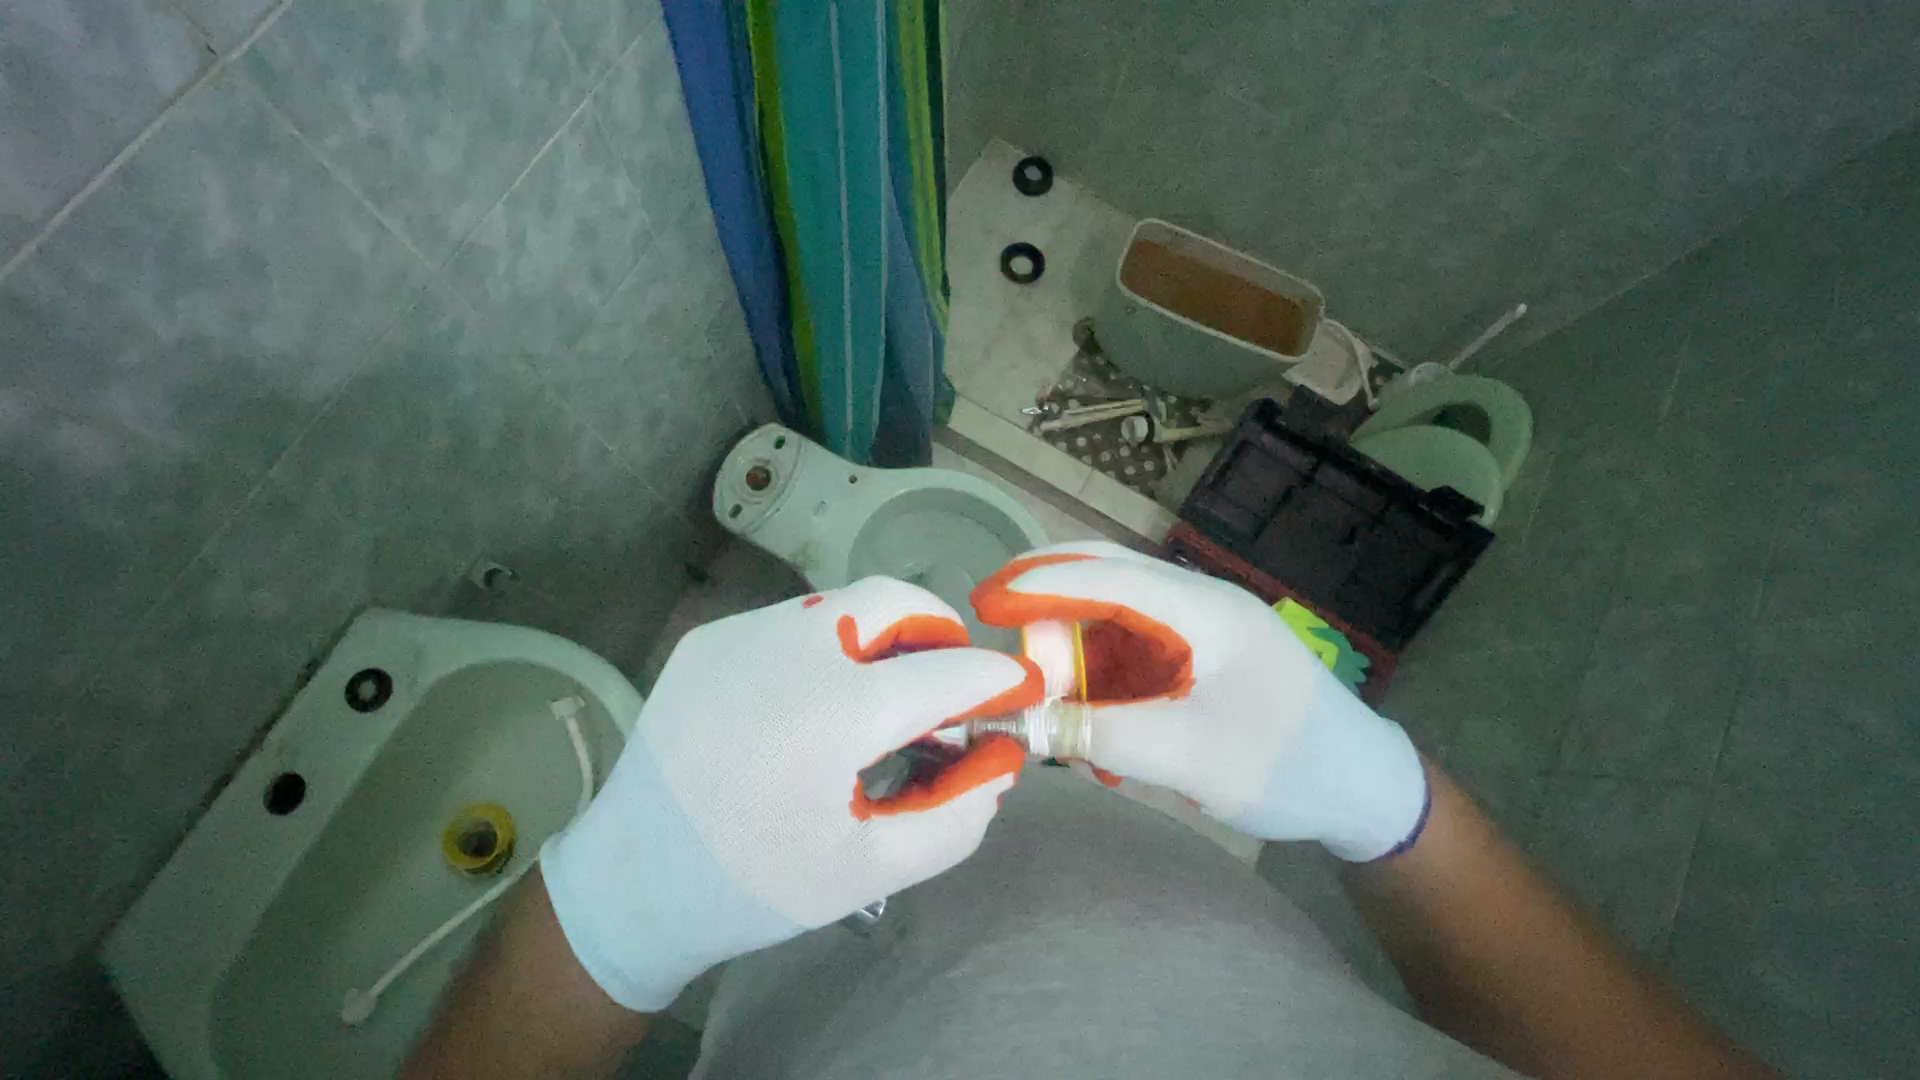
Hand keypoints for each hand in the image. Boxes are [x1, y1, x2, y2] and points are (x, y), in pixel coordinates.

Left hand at [540, 578, 1042, 1010]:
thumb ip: (956, 814)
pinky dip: (832, 647)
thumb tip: (1002, 760)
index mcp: (829, 714)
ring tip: (885, 696)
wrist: (629, 882)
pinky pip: (796, 623)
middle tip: (952, 680)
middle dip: (940, 630)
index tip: (1019, 689)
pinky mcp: (709, 639)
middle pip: (894, 599)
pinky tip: (818, 702)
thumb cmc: (756, 885)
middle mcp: (785, 650)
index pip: (945, 672)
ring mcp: (739, 635)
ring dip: (885, 637)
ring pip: (845, 605)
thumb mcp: (870, 870)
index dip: (995, 679)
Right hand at [972, 542, 1426, 860]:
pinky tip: (1093, 731)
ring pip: (1105, 621)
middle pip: (1102, 579)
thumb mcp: (1193, 757)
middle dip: (1045, 605)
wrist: (1363, 789)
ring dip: (1070, 659)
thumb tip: (1024, 719)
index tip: (982, 601)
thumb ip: (1104, 734)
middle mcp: (1194, 604)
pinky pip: (1124, 656)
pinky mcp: (1190, 658)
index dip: (1039, 585)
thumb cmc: (1287, 766)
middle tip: (1000, 637)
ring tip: (1055, 714)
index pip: (1107, 577)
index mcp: (1204, 609)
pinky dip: (1096, 685)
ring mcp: (1193, 630)